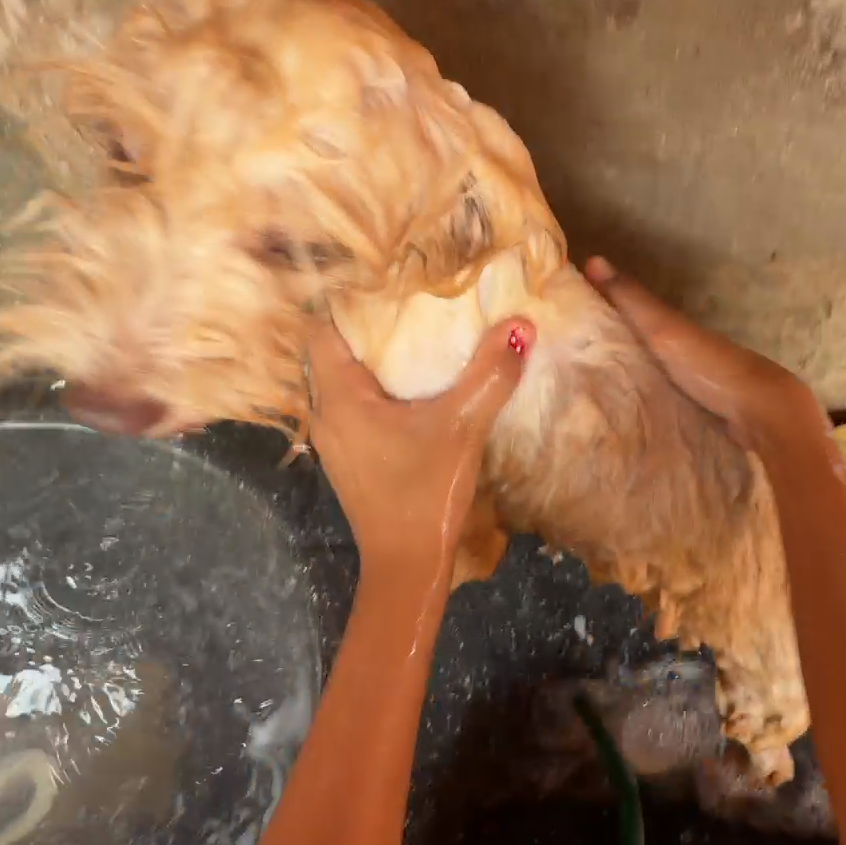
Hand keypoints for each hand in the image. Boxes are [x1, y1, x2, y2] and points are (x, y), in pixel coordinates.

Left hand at [307, 316, 532, 575]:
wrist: (407, 564)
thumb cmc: (424, 491)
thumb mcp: (462, 427)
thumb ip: (491, 374)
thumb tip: (521, 326)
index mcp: (340, 397)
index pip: (324, 327)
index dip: (349, 300)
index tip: (387, 280)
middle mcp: (326, 413)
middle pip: (336, 351)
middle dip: (370, 326)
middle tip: (411, 302)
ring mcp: (337, 440)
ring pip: (347, 381)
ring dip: (376, 360)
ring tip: (416, 336)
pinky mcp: (353, 458)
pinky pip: (358, 406)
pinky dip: (381, 389)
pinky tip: (417, 389)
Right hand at [584, 256, 822, 451]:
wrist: (759, 413)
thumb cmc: (709, 365)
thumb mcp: (664, 330)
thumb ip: (632, 301)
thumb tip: (592, 258)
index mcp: (676, 331)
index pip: (634, 317)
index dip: (606, 316)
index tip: (570, 325)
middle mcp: (685, 355)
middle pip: (643, 350)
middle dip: (614, 356)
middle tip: (574, 368)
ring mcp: (694, 389)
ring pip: (654, 381)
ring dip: (631, 385)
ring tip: (593, 400)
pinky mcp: (698, 419)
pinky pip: (664, 409)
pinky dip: (646, 409)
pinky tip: (628, 422)